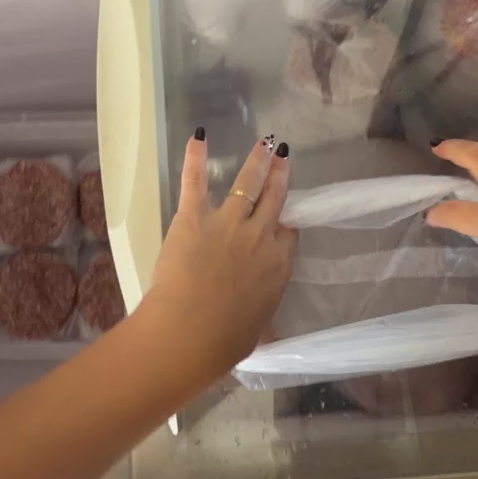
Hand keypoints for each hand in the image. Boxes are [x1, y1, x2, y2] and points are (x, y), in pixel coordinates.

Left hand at [136, 133, 297, 381]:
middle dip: (281, 176)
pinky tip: (198, 136)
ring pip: (248, 183)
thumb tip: (264, 329)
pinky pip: (196, 182)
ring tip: (265, 143)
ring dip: (257, 161)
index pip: (288, 237)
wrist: (189, 332)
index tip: (282, 222)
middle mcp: (260, 237)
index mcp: (278, 266)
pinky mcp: (194, 217)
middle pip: (275, 199)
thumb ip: (261, 319)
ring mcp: (228, 222)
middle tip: (284, 156)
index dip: (284, 227)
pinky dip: (195, 158)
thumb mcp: (256, 332)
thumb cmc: (224, 342)